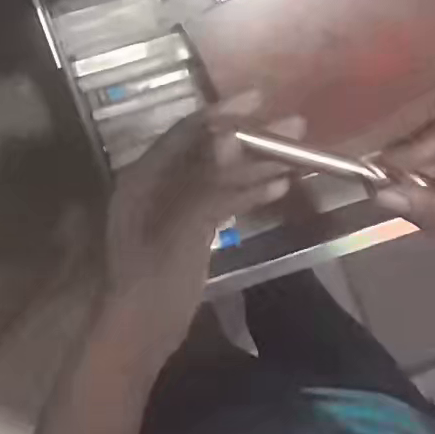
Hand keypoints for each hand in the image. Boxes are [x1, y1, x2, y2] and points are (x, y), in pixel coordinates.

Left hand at [98, 109, 290, 362]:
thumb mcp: (180, 231)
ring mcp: (173, 209)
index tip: (261, 98)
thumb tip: (229, 139)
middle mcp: (157, 184)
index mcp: (144, 176)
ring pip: (220, 176)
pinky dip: (248, 193)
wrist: (139, 335)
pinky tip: (277, 187)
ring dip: (255, 165)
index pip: (188, 131)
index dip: (224, 112)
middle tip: (293, 127)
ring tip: (295, 156)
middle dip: (250, 139)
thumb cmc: (153, 281)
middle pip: (210, 152)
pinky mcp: (188, 231)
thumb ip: (206, 184)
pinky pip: (222, 201)